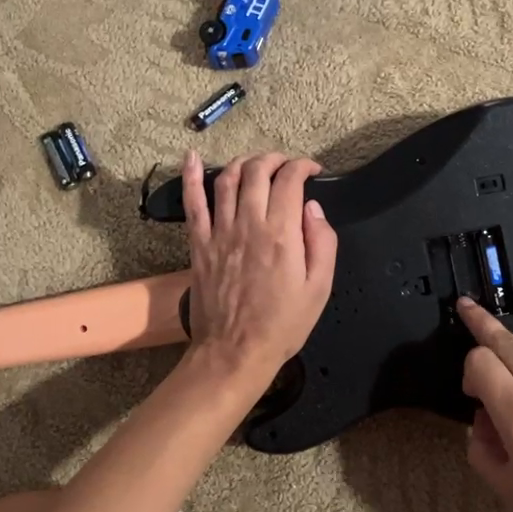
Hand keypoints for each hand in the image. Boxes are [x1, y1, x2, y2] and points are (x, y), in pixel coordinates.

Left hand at [181, 150, 336, 378]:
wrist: (235, 353)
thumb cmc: (282, 324)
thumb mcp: (320, 288)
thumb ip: (323, 242)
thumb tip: (313, 207)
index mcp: (281, 234)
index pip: (290, 180)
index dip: (303, 166)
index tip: (311, 170)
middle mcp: (249, 224)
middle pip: (258, 171)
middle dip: (274, 159)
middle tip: (286, 165)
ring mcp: (219, 232)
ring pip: (228, 179)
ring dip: (243, 162)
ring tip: (256, 163)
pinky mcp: (199, 243)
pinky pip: (192, 203)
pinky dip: (190, 176)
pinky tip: (191, 158)